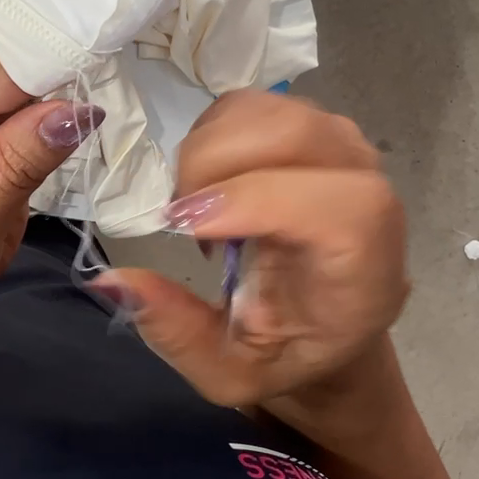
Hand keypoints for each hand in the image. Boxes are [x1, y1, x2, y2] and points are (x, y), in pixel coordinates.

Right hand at [90, 90, 407, 405]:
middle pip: (296, 135)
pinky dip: (210, 133)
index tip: (189, 227)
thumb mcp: (225, 373)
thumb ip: (173, 331)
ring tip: (195, 204)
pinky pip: (250, 105)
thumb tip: (109, 279)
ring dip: (206, 149)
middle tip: (179, 218)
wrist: (326, 322)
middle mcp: (368, 197)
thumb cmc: (284, 353)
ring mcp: (341, 151)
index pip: (343, 207)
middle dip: (211, 166)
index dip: (261, 200)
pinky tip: (208, 181)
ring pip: (266, 111)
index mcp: (365, 269)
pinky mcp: (309, 128)